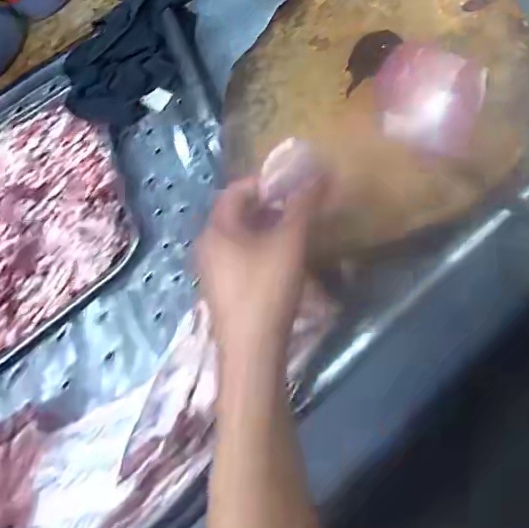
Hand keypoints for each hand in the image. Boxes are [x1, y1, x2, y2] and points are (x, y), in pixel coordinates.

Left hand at [196, 173, 325, 371]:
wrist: (252, 354)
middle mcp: (208, 246)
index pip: (236, 190)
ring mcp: (212, 272)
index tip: (294, 185)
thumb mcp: (290, 241)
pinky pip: (240, 257)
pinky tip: (284, 262)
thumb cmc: (266, 289)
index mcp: (216, 229)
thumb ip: (304, 204)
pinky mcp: (222, 292)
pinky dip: (261, 249)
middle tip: (298, 206)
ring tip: (296, 232)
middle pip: (238, 212)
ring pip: (241, 236)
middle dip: (270, 205)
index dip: (266, 182)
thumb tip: (320, 173)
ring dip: (268, 227)